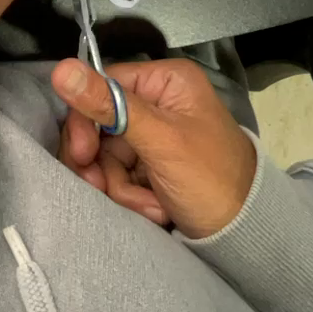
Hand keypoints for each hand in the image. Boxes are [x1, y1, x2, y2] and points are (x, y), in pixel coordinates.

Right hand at [51, 58, 256, 238]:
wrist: (251, 242)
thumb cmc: (213, 182)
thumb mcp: (160, 141)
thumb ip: (110, 106)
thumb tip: (61, 70)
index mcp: (165, 82)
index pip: (102, 87)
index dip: (86, 121)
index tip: (83, 155)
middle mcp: (157, 101)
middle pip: (98, 123)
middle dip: (101, 162)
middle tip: (101, 186)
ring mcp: (154, 134)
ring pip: (105, 153)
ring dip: (116, 184)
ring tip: (146, 205)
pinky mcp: (151, 163)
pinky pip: (118, 172)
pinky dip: (128, 194)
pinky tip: (154, 208)